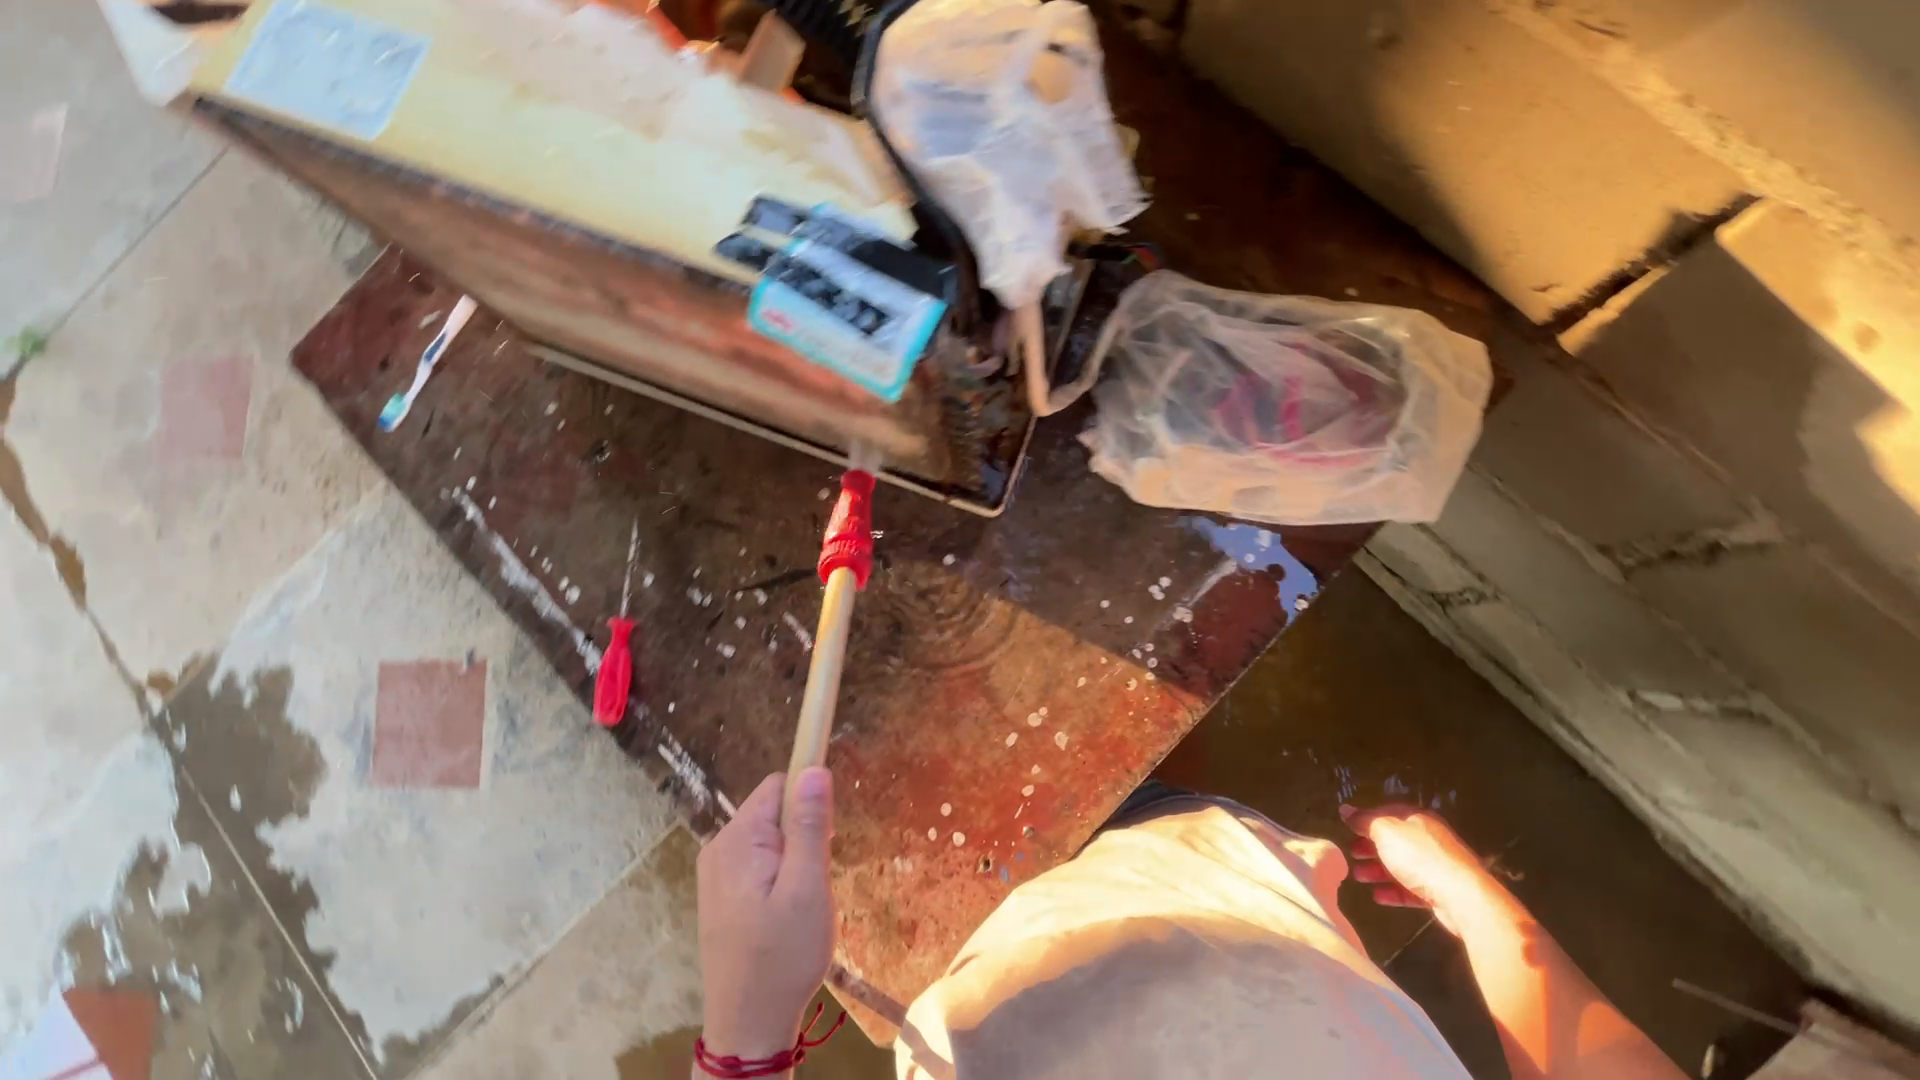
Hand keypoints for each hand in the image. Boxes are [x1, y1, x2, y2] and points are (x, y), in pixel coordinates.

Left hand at [697, 769, 836, 1058]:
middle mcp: (719, 847)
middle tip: (812, 886)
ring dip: (794, 861)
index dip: (809, 805)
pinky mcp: (721, 893)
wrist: (749, 1026)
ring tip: (799, 906)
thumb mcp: (807, 888)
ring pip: (771, 839)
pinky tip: (784, 915)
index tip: (825, 843)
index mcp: (737, 839)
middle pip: (775, 812)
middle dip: (803, 838)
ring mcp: (716, 872)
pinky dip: (780, 879)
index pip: (779, 787)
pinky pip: (760, 863)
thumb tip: (813, 768)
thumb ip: (810, 826)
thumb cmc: (783, 956)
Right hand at [1340, 802, 1516, 935]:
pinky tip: (1378, 896)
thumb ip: (1364, 821)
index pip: (1387, 814)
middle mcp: (1428, 840)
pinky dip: (1392, 891)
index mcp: (1417, 820)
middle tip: (1351, 853)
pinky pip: (1410, 889)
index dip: (1366, 820)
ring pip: (1400, 865)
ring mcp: (1435, 867)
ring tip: (1358, 877)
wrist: (1462, 896)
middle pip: (1393, 840)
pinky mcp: (1439, 892)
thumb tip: (1344, 809)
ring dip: (1377, 870)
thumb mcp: (1386, 832)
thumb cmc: (1420, 857)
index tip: (1347, 829)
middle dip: (1370, 846)